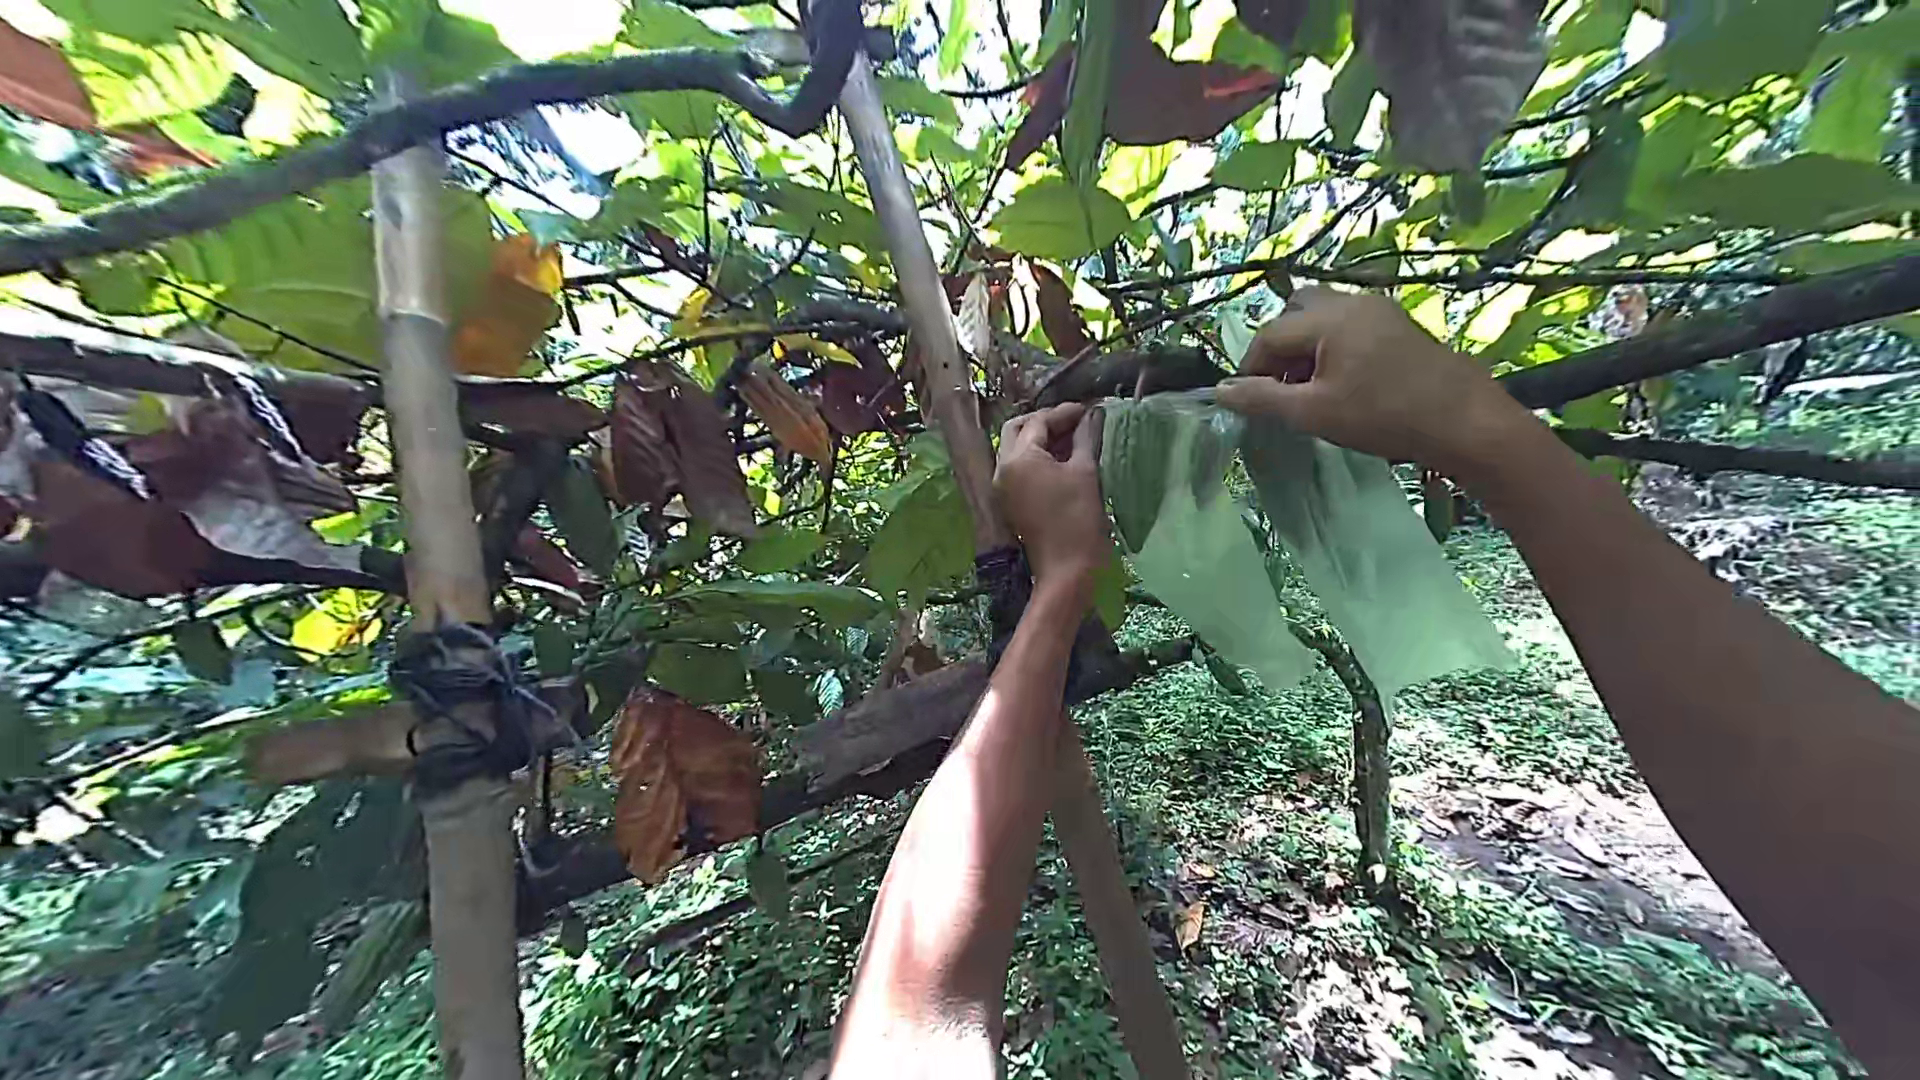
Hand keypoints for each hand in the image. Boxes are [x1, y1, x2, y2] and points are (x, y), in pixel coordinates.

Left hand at [994, 403, 1105, 599]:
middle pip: (1017, 429)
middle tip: (1076, 421)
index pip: (1037, 422)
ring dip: (1039, 438)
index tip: (1090, 408)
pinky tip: (1062, 458)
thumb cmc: (1078, 519)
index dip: (1064, 412)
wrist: (1066, 570)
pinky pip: (1018, 468)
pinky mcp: (1009, 500)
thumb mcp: (1085, 472)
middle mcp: (1002, 468)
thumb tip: (1093, 414)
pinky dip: (1035, 457)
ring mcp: (1002, 486)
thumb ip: (1086, 437)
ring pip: (1014, 448)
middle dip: (1045, 421)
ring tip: (1072, 437)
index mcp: (1017, 459)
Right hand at [1214, 287, 1536, 477]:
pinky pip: (1345, 324)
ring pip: (1320, 316)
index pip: (1269, 334)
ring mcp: (1379, 311)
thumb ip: (1261, 398)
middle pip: (1294, 311)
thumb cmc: (1382, 416)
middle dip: (1276, 347)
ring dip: (1301, 347)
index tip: (1248, 400)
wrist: (1464, 422)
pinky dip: (1326, 346)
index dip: (1249, 367)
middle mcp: (1353, 303)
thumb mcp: (1312, 412)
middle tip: (1278, 386)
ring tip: (1305, 388)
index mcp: (1331, 319)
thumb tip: (1219, 391)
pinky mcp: (1395, 325)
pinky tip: (1334, 381)